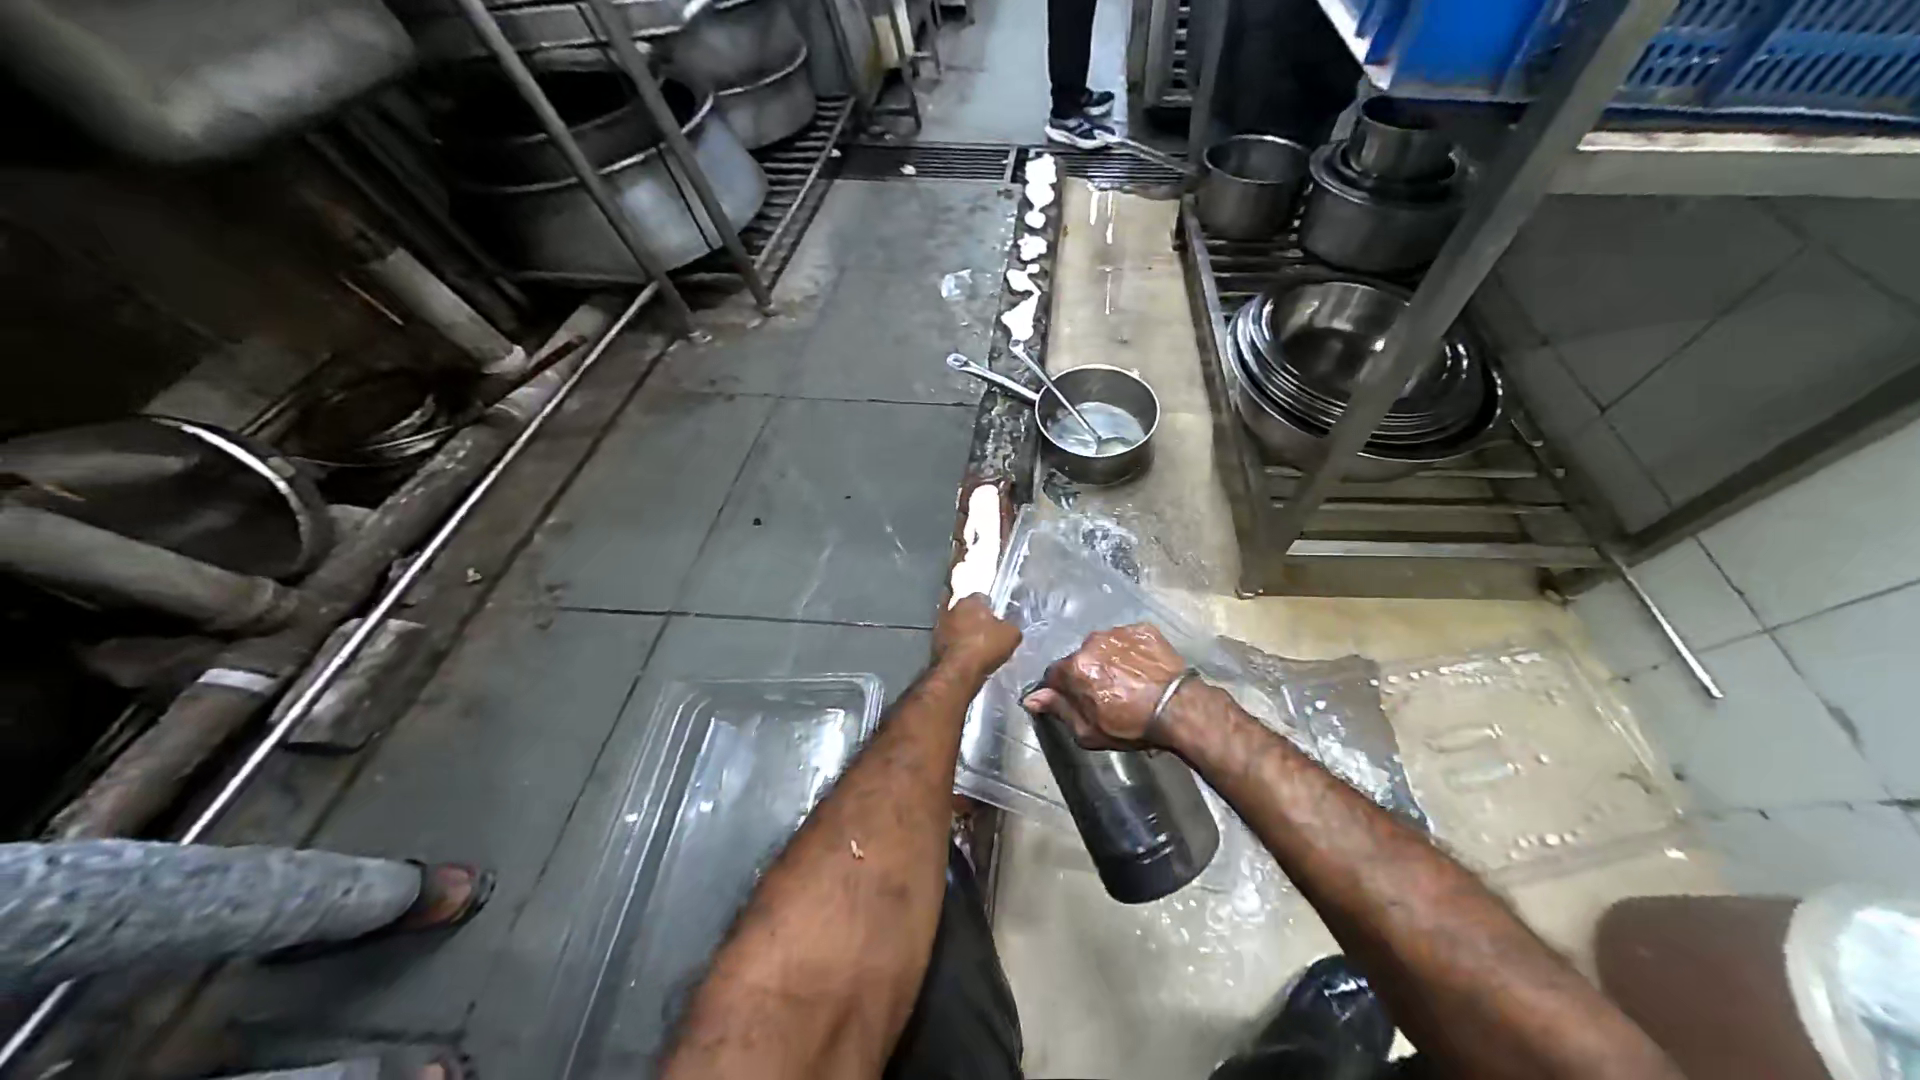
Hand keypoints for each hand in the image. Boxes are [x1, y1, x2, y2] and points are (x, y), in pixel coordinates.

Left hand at [933, 594, 1020, 681]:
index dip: (990, 608)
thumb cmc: (985, 647)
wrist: (958, 672)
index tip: (995, 619)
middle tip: (984, 630)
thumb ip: (1010, 626)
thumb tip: (1007, 626)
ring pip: (954, 623)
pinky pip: (947, 639)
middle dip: (973, 617)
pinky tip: (962, 652)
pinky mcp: (932, 643)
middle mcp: (952, 608)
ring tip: (972, 643)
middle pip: (965, 609)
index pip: (982, 598)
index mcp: (971, 601)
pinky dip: (953, 643)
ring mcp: (939, 625)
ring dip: (961, 630)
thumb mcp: (1011, 635)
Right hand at [1021, 623, 1190, 750]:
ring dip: (1109, 660)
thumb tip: (1032, 699)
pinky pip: (1128, 639)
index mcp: (1074, 667)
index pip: (1055, 675)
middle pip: (1080, 658)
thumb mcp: (1088, 730)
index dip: (1064, 690)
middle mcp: (1091, 642)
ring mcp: (1119, 632)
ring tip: (1128, 680)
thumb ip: (1059, 710)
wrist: (1180, 709)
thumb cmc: (1132, 725)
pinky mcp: (1143, 630)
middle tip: (1107, 693)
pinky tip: (1143, 669)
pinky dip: (1131, 652)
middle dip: (1088, 673)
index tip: (1079, 702)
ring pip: (1103, 646)